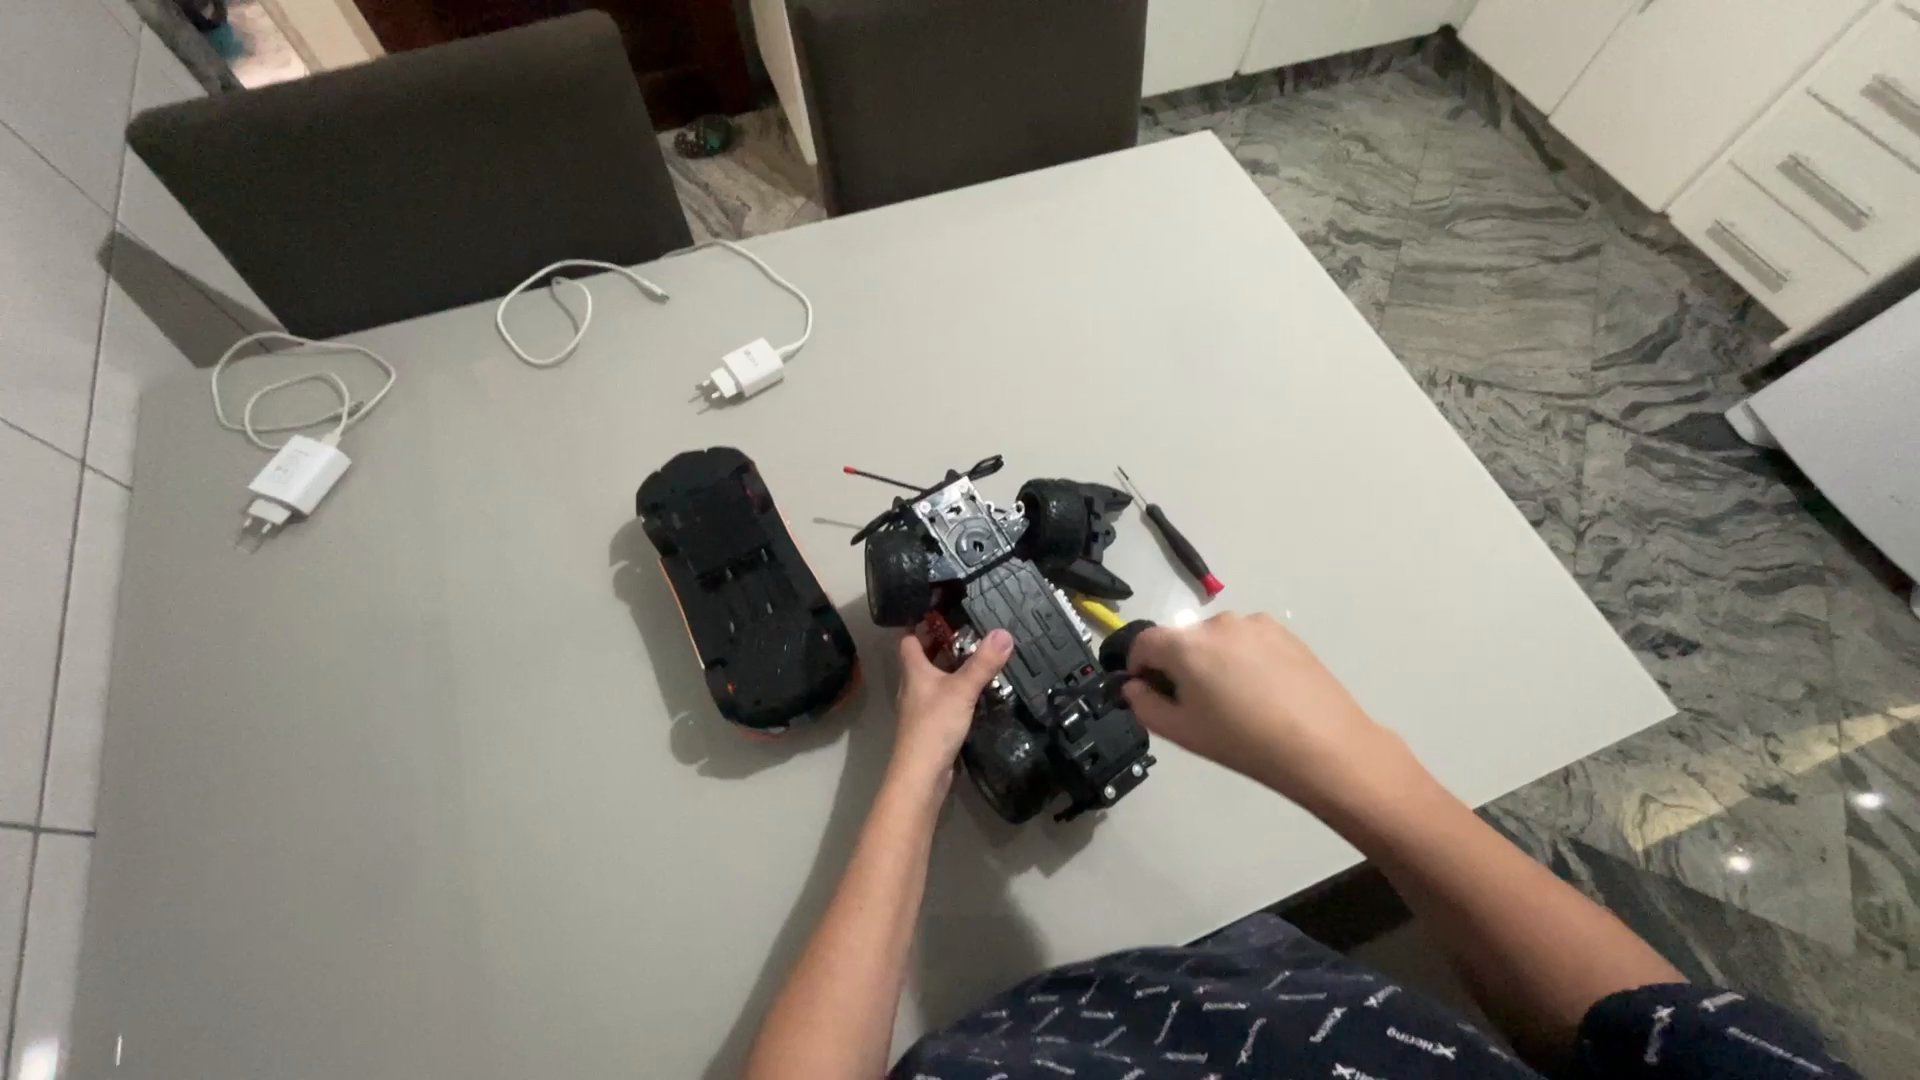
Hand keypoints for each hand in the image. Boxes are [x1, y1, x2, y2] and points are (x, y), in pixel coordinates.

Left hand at [888, 628, 1013, 792]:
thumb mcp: (962, 690)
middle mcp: (914, 686)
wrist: (921, 775)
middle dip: (942, 644)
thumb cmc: (934, 725)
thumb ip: (983, 663)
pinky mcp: (932, 726)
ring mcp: (922, 707)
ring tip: (979, 655)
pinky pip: (945, 700)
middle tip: (968, 629)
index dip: (918, 623)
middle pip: (924, 658)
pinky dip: (958, 692)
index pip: (909, 639)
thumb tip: (1004, 633)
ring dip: (952, 669)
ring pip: (936, 680)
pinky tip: (978, 692)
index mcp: (913, 671)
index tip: (936, 610)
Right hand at [1122, 613, 1421, 814]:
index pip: (1143, 642)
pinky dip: (1242, 658)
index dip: (1137, 667)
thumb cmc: (1244, 742)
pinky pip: (1246, 640)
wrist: (1324, 745)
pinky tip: (1262, 691)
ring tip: (1234, 699)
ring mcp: (1253, 623)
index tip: (1150, 692)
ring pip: (1215, 639)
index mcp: (1185, 645)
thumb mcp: (1182, 732)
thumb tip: (1135, 686)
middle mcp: (1216, 623)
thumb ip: (1144, 705)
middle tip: (1195, 704)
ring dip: (1211, 660)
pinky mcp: (1283, 631)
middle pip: (1180, 639)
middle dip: (1177, 665)